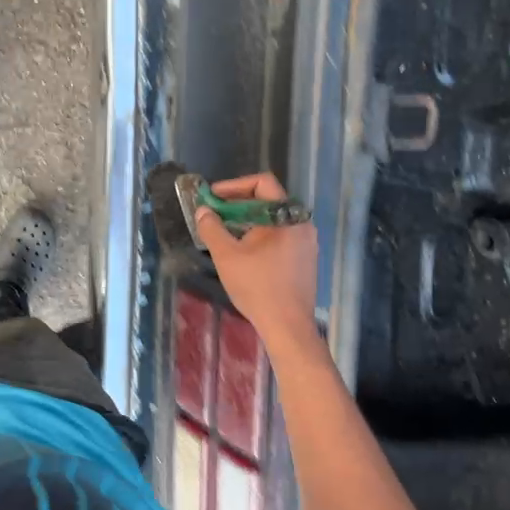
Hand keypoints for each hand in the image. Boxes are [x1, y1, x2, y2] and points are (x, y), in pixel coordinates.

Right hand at [195, 173, 320, 349]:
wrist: (288, 325)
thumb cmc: (257, 286)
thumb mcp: (226, 255)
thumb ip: (212, 228)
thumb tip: (203, 211)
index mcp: (286, 216)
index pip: (262, 183)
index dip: (234, 185)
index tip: (213, 197)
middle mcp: (302, 224)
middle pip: (269, 200)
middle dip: (238, 203)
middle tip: (215, 213)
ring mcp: (307, 242)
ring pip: (274, 219)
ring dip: (249, 220)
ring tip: (226, 231)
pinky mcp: (306, 259)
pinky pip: (281, 235)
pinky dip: (261, 234)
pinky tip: (245, 251)